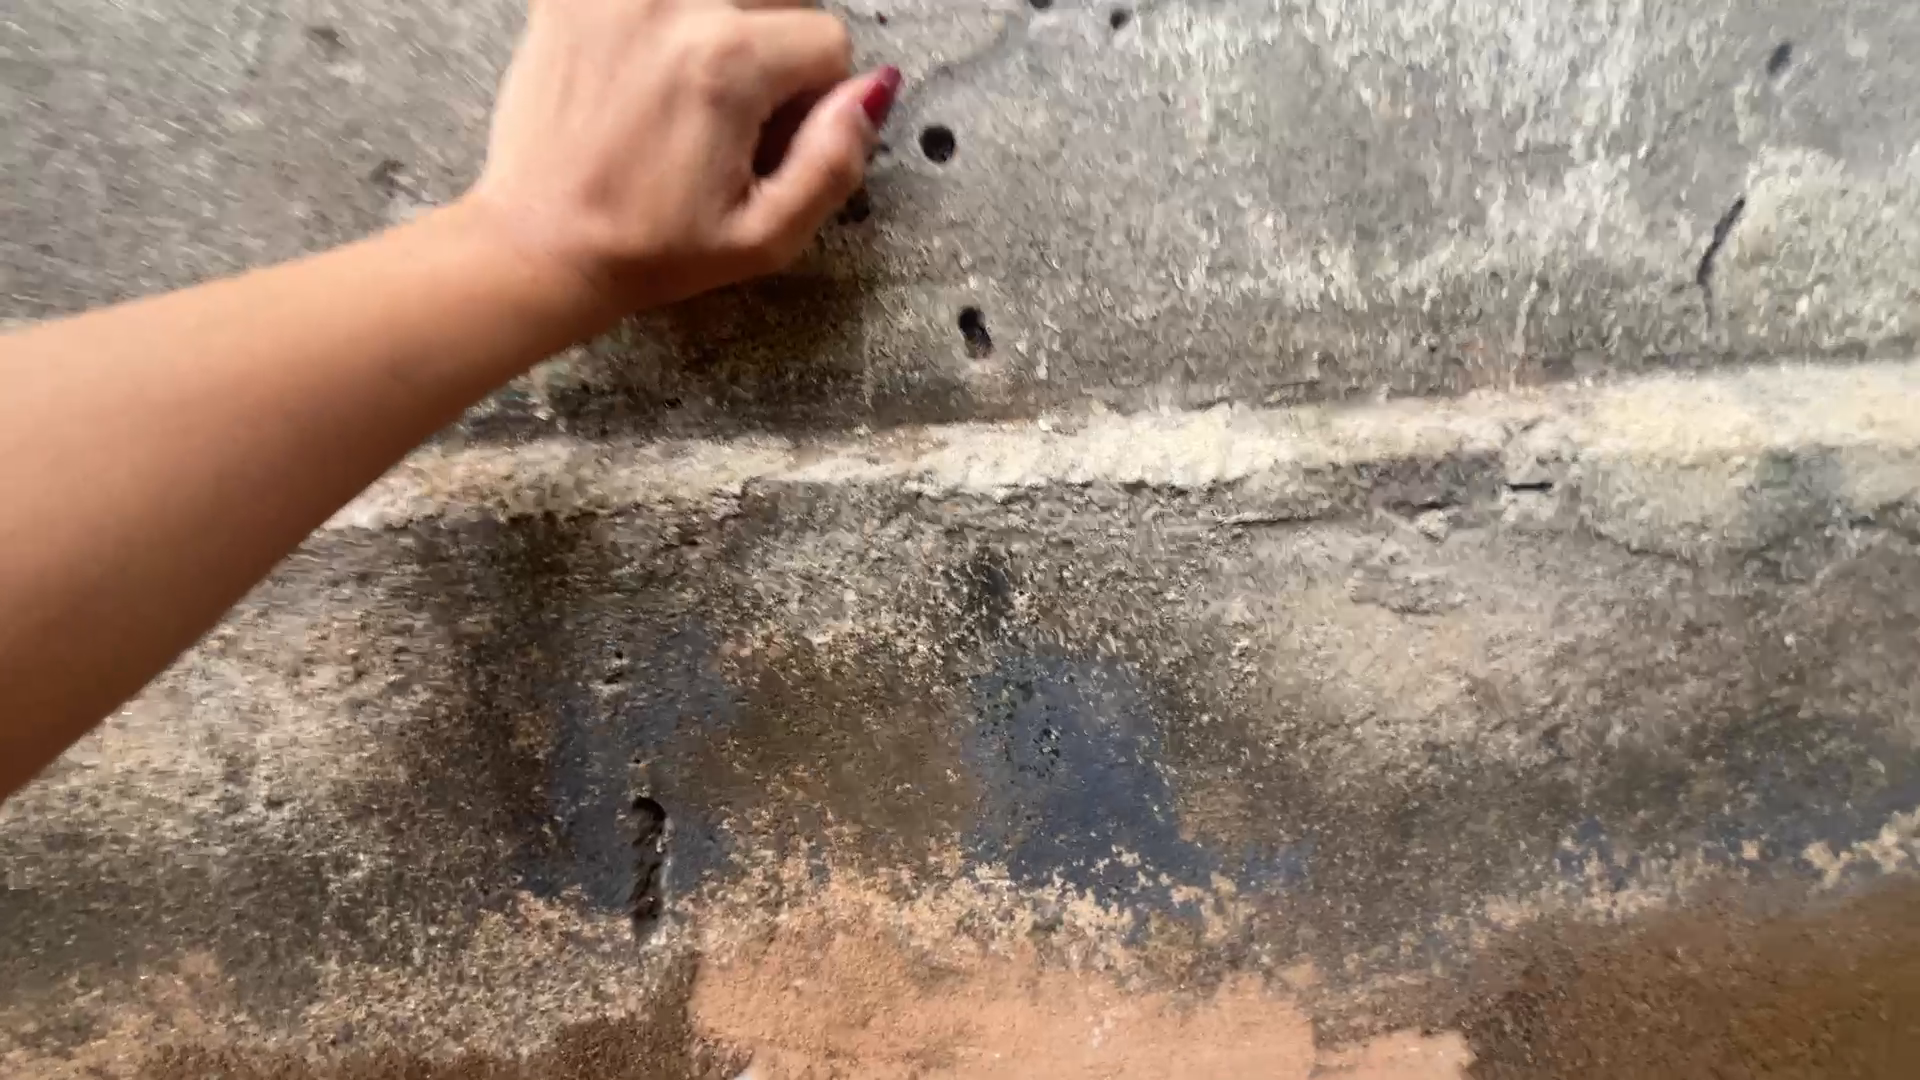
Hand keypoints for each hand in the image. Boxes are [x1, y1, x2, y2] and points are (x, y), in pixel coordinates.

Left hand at [460, 0, 900, 329]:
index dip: (818, 101)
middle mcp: (671, 3)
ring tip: (695, 93)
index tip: (777, 140)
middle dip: (777, 54)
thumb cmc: (652, 250)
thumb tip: (874, 93)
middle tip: (738, 119)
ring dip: (732, 30)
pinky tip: (655, 70)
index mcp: (727, 64)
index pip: (828, 40)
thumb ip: (834, 164)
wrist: (547, 242)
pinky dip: (675, 23)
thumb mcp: (766, 238)